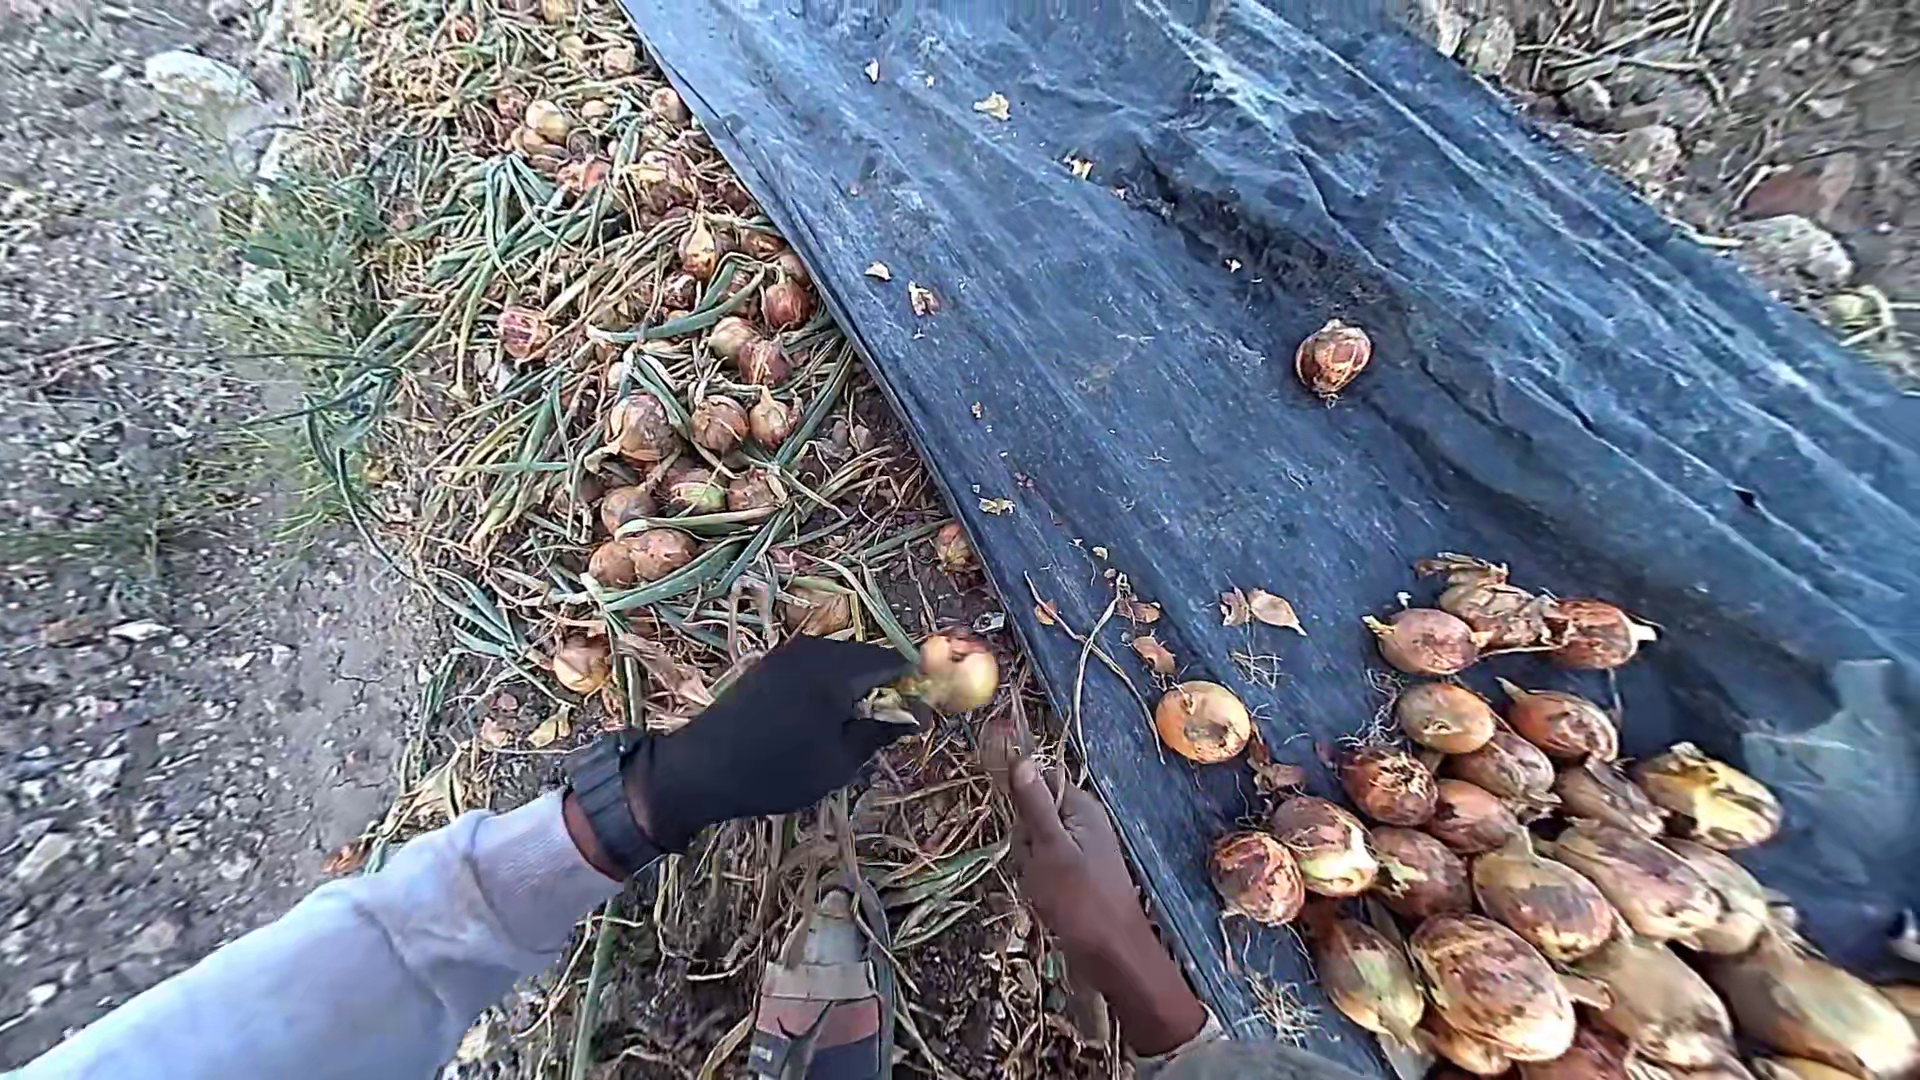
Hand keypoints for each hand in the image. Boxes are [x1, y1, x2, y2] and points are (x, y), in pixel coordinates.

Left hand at [624, 636, 912, 849]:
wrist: (699, 769)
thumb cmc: (777, 771)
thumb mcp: (839, 761)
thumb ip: (882, 731)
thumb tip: (920, 716)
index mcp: (836, 671)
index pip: (893, 662)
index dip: (913, 683)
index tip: (921, 707)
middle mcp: (816, 649)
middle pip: (869, 656)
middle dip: (886, 683)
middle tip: (890, 719)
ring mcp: (791, 651)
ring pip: (844, 658)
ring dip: (859, 682)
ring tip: (857, 719)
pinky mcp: (774, 660)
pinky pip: (819, 662)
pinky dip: (834, 680)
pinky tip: (826, 711)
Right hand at [1008, 758, 1206, 1055]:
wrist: (1115, 959)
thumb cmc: (1081, 899)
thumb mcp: (1050, 847)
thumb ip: (1035, 804)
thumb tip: (1021, 759)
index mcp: (1082, 807)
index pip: (1042, 780)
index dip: (1022, 797)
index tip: (1017, 824)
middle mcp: (1084, 822)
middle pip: (1036, 812)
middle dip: (1025, 838)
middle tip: (1035, 863)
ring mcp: (1082, 849)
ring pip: (1037, 842)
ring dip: (1030, 863)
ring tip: (1041, 886)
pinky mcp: (1078, 875)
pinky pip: (1046, 865)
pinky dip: (1039, 880)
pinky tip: (1045, 899)